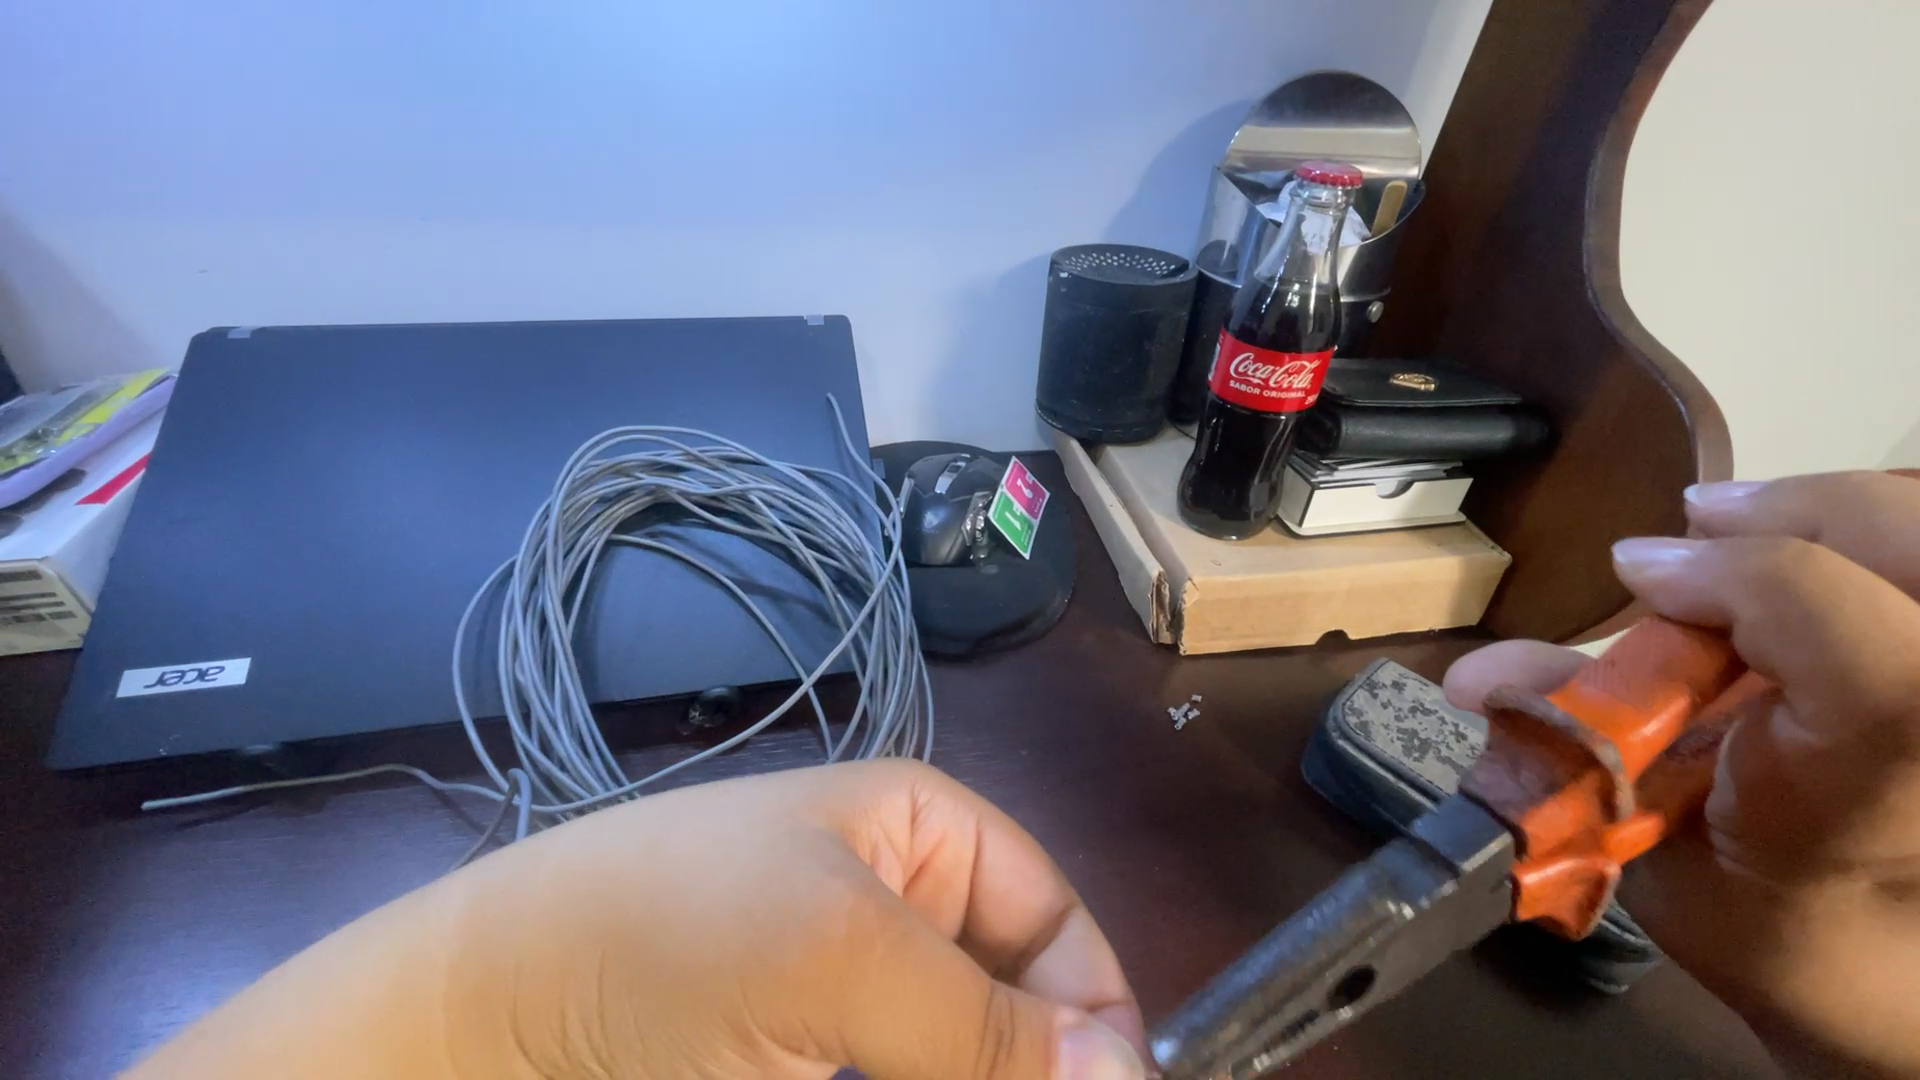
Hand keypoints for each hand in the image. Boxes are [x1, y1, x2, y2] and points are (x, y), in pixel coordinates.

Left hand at [127, 761, 1147, 1079]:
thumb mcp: (835, 954)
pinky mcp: (822, 1061)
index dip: (1096, 1014)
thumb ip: (977, 1022)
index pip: (1055, 919)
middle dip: (1027, 1073)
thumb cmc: (674, 934)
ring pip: (960, 1056)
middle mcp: (908, 911)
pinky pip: (901, 1072)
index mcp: (926, 836)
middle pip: (1016, 1006)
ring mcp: (862, 997)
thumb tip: (1128, 1076)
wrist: (478, 1016)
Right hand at [1444, 471, 1919, 1078]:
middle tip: (1699, 524)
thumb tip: (1469, 678)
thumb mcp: (1644, 842)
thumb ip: (1567, 741)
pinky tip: (1815, 556)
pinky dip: (1872, 536)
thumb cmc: (1756, 914)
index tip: (1634, 570)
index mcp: (1868, 802)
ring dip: (1843, 516)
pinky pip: (1919, 565)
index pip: (1868, 669)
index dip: (1741, 585)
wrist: (1884, 955)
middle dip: (1801, 514)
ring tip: (1751, 534)